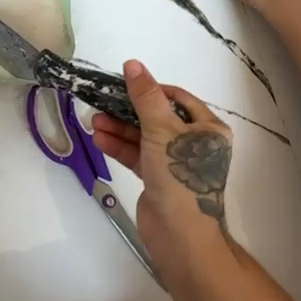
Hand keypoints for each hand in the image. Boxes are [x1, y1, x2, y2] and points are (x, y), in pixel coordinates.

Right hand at [90, 60, 236, 270]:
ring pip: (144, 136)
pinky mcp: (158, 180)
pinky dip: (120, 146)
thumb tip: (133, 64)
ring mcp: (175, 163)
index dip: (151, 89)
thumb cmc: (179, 175)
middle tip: (101, 103)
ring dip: (119, 128)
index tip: (125, 84)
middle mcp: (194, 143)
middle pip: (157, 117)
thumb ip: (145, 96)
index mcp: (207, 128)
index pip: (178, 98)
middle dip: (128, 110)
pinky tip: (99, 139)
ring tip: (94, 121)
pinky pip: (137, 155)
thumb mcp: (162, 129)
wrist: (180, 236)